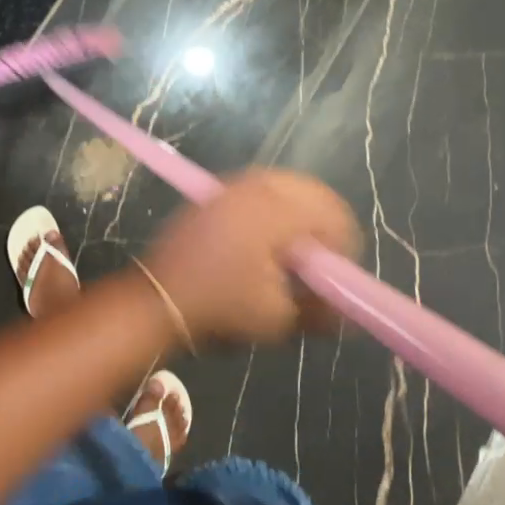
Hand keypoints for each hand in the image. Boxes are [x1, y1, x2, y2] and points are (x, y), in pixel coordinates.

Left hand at [140, 168, 361, 344]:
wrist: (159, 297)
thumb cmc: (222, 308)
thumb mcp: (279, 319)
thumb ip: (322, 310)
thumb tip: (345, 308)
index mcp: (276, 211)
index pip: (332, 212)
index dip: (343, 245)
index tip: (334, 277)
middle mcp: (256, 186)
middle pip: (311, 192)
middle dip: (322, 225)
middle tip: (316, 264)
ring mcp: (231, 185)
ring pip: (284, 186)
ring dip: (297, 214)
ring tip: (290, 254)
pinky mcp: (215, 191)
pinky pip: (258, 188)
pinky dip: (272, 208)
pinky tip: (263, 242)